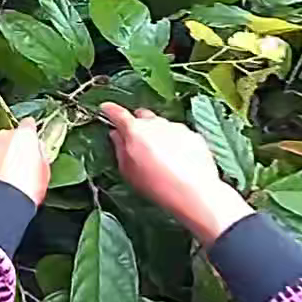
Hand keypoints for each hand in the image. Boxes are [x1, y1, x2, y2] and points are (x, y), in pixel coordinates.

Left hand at [0, 119, 49, 206]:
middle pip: (10, 134)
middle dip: (14, 146)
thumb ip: (39, 156)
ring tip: (0, 163)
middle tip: (17, 164)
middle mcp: (4, 135)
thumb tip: (36, 150)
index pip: (28, 126)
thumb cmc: (26, 190)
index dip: (30, 133)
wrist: (2, 203)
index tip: (32, 141)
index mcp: (25, 136)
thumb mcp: (43, 172)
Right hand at [100, 103, 253, 244]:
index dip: (110, 110)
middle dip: (137, 123)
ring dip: (157, 133)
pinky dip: (175, 141)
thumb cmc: (155, 184)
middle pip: (142, 115)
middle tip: (136, 139)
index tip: (105, 108)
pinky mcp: (194, 136)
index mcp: (135, 130)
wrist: (195, 193)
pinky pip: (179, 134)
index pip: (118, 113)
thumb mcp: (127, 170)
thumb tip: (116, 134)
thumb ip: (119, 148)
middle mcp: (156, 123)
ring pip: (162, 124)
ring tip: (160, 154)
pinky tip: (177, 158)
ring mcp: (177, 128)